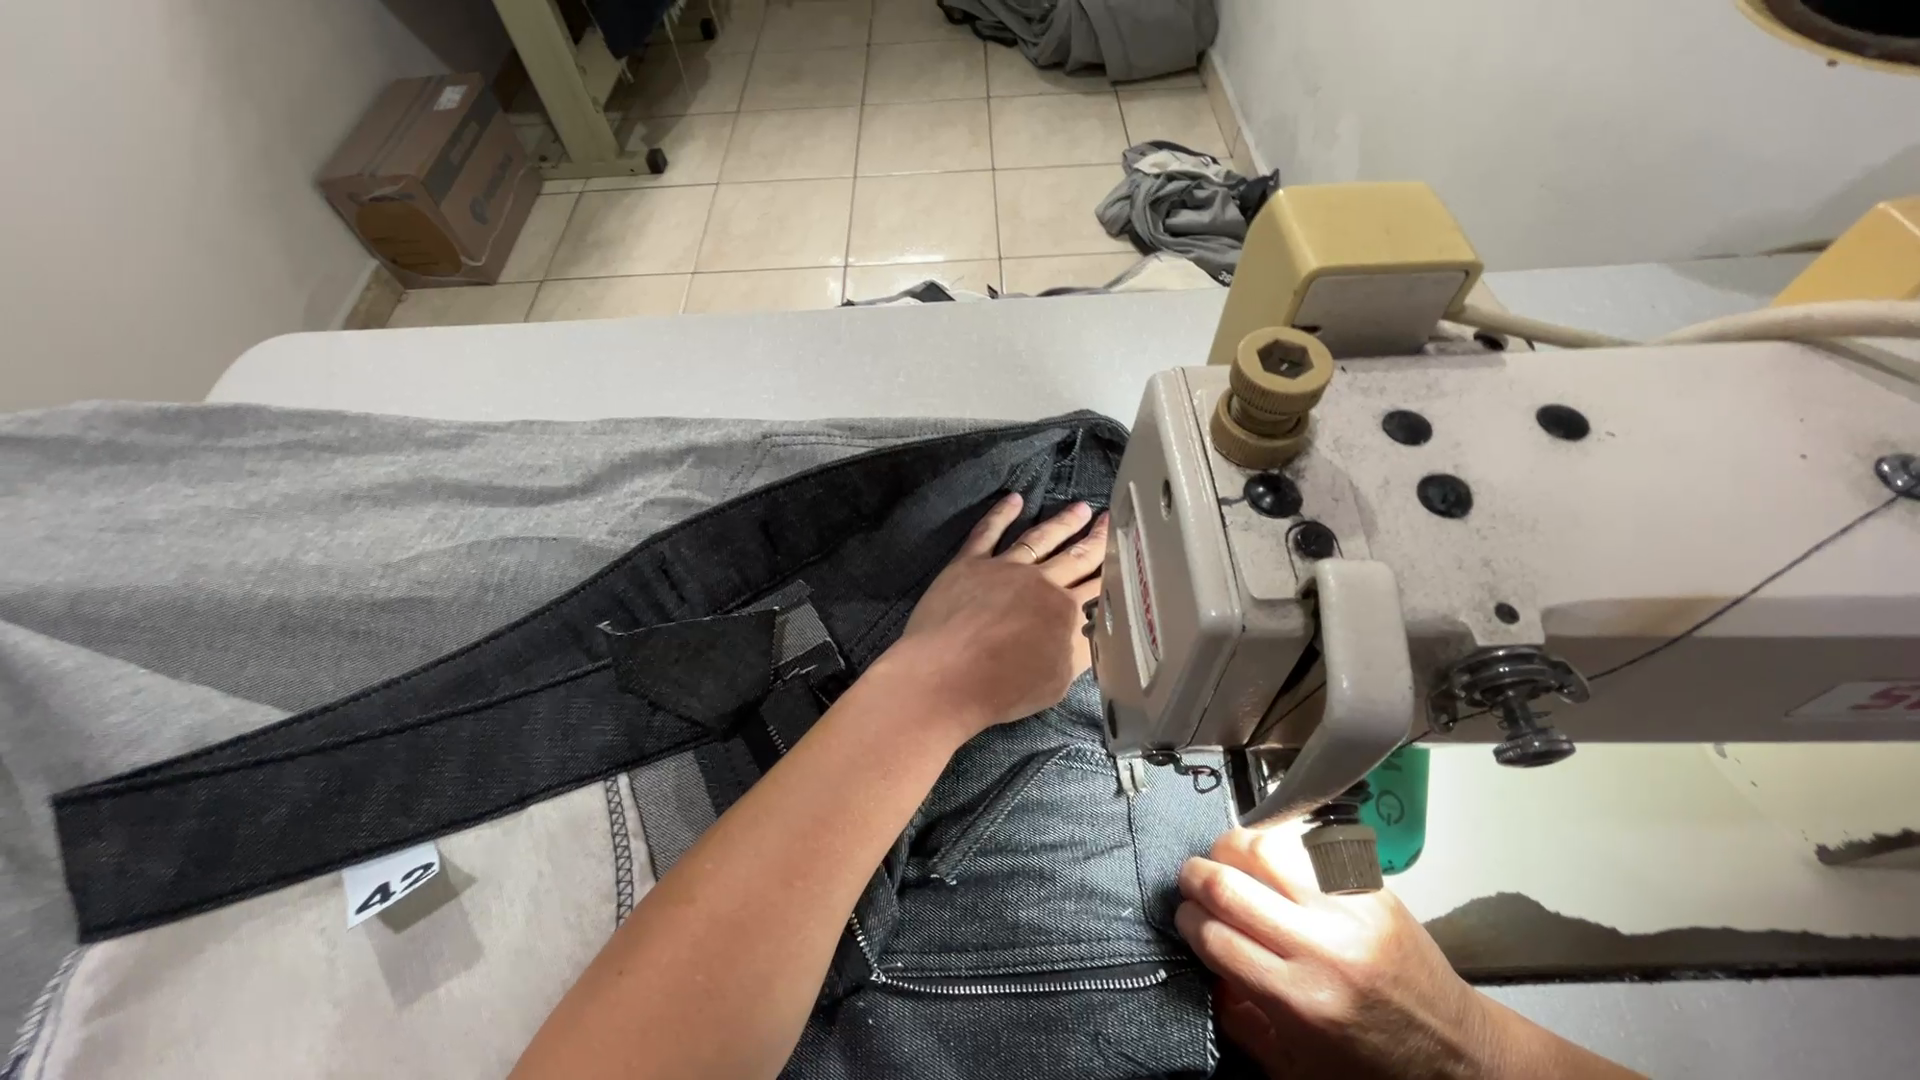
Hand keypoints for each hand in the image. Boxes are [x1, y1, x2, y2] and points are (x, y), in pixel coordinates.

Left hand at [885, 493, 1107, 738]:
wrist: (949, 675)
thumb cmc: (1004, 687)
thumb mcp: (1058, 681)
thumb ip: (1078, 651)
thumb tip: (1093, 630)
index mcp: (1066, 611)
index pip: (1097, 586)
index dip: (1114, 568)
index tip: (1127, 551)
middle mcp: (1041, 582)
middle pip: (1075, 555)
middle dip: (1095, 537)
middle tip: (1109, 519)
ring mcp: (1005, 568)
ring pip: (1039, 538)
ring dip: (1061, 523)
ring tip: (1079, 508)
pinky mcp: (970, 563)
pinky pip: (988, 532)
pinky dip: (1001, 514)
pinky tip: (1013, 500)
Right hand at [1176, 829, 1525, 1079]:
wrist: (1457, 1052)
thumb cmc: (1370, 1066)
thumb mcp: (1294, 1066)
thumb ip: (1236, 1016)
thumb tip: (1199, 963)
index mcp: (1299, 999)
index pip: (1212, 935)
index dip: (1185, 920)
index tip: (1184, 917)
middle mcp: (1322, 947)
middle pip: (1226, 884)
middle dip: (1193, 876)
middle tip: (1191, 881)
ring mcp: (1350, 908)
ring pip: (1264, 846)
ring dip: (1232, 848)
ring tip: (1229, 862)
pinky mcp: (1371, 885)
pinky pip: (1307, 841)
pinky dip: (1279, 843)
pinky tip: (1274, 862)